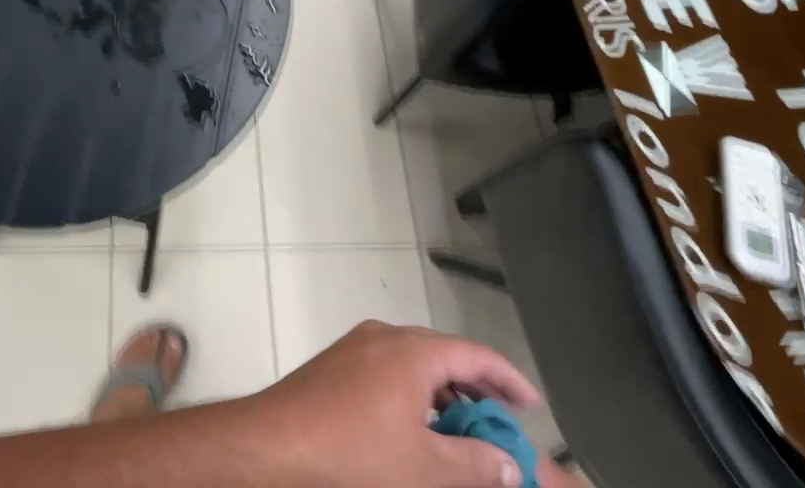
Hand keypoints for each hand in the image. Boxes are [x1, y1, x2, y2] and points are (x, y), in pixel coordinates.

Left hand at [248, 320, 543, 487]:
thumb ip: (475, 464)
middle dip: (476, 386)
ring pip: (413, 363)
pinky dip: (412, 394)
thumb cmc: (354, 454)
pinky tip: (414, 426)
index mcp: (410, 350)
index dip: (508, 379)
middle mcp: (383, 336)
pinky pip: (387, 370)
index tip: (532, 406)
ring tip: (463, 428)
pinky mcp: (334, 365)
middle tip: (503, 420)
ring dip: (442, 392)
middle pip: (443, 354)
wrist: (272, 445)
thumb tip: (509, 464)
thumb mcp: (425, 468)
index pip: (474, 354)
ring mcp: (354, 348)